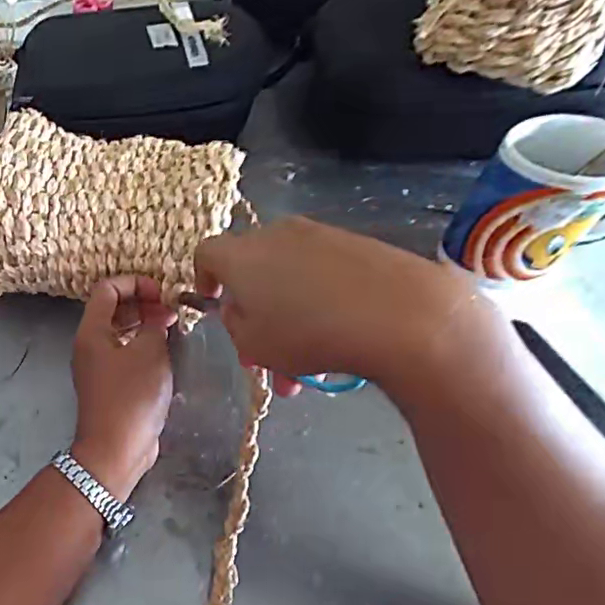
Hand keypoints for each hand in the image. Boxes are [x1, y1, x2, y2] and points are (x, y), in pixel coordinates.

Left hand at [70, 276, 176, 498]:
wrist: (115, 448)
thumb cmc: (131, 396)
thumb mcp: (150, 353)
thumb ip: (156, 326)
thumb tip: (159, 317)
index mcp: (91, 332)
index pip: (107, 289)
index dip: (135, 283)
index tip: (161, 294)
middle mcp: (90, 346)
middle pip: (113, 310)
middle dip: (143, 305)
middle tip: (171, 313)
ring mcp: (98, 367)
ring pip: (121, 333)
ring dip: (146, 326)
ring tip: (173, 330)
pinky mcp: (110, 386)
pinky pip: (125, 354)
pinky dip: (143, 347)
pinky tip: (166, 353)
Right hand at [194, 216, 501, 402]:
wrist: (401, 315)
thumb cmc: (309, 333)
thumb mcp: (253, 344)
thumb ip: (234, 324)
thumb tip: (240, 308)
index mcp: (241, 255)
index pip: (206, 254)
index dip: (203, 279)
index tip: (214, 304)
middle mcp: (277, 235)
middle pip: (250, 269)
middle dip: (252, 312)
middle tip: (260, 353)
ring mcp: (321, 236)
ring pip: (288, 278)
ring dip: (286, 319)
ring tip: (302, 369)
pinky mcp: (358, 245)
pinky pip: (321, 276)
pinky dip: (317, 306)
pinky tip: (334, 343)